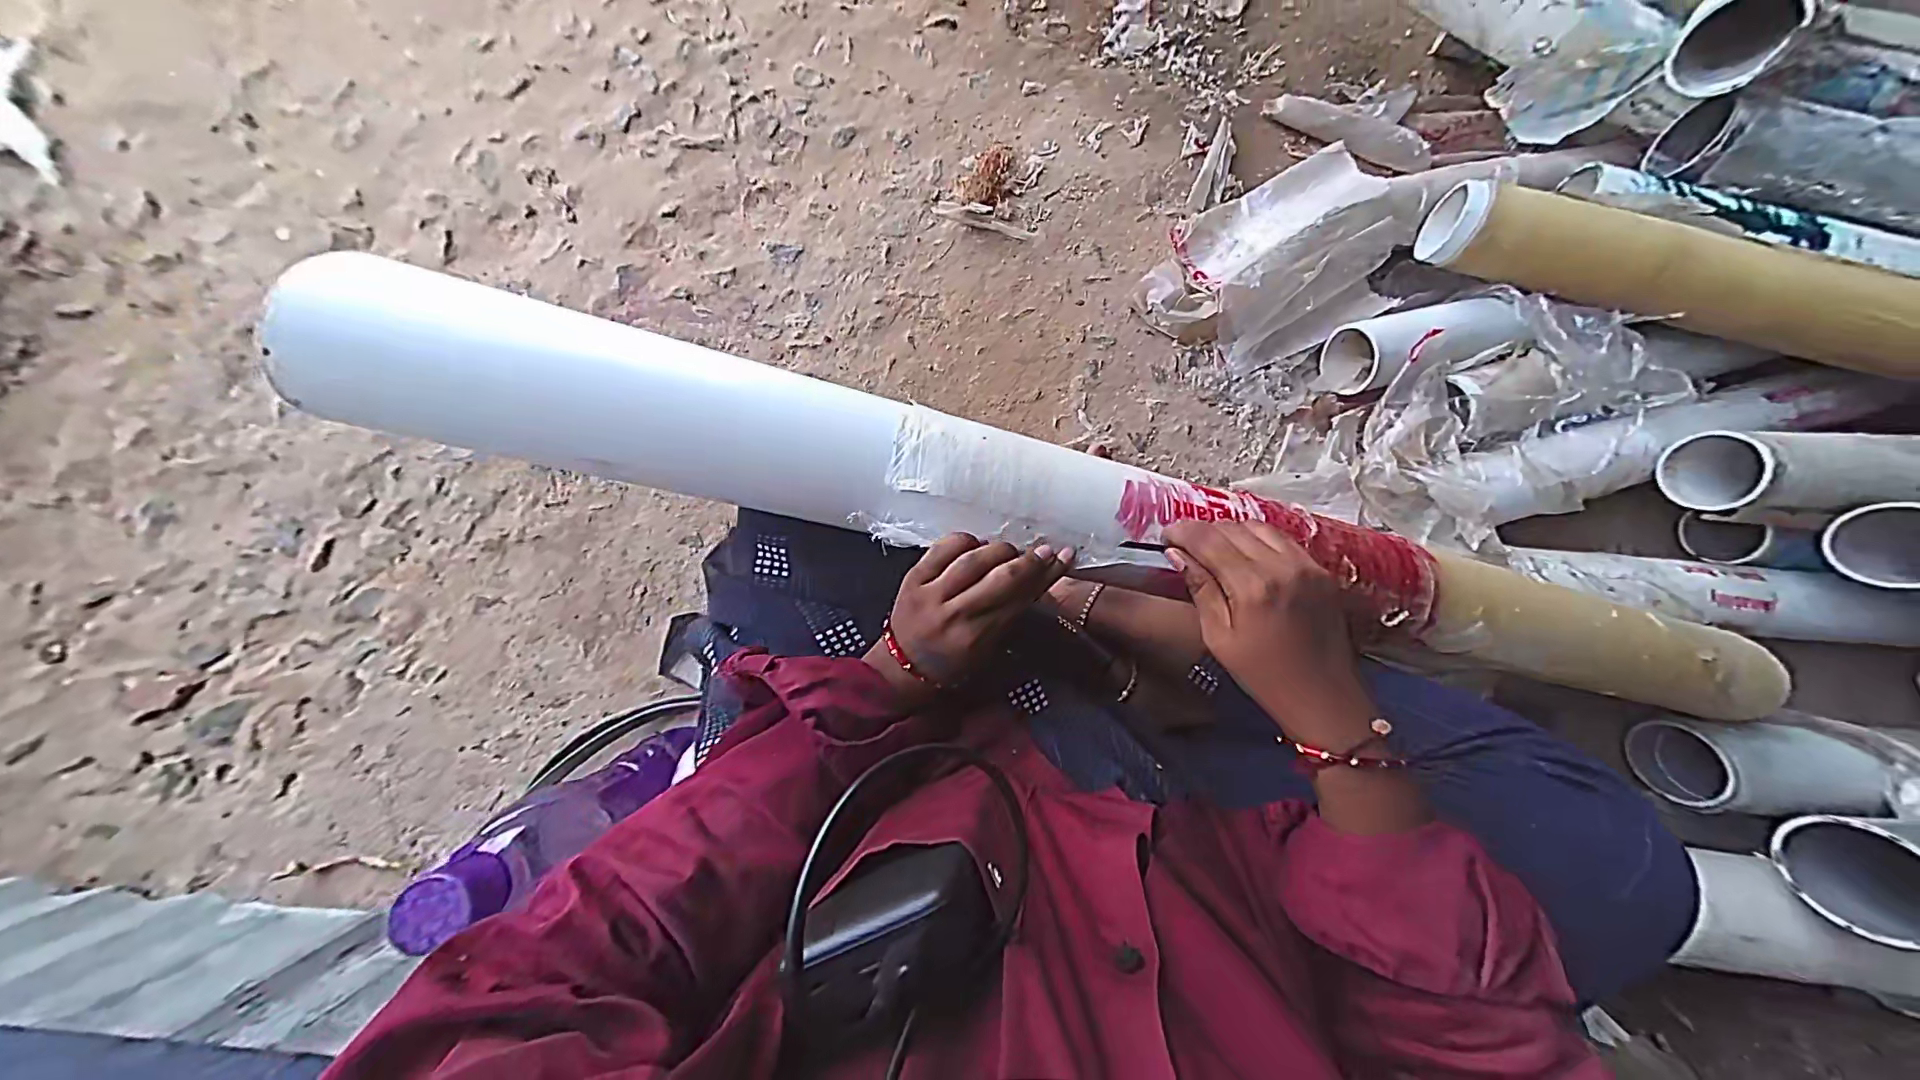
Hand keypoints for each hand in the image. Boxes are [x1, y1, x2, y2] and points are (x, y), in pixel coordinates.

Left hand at [865, 534, 1074, 705]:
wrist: (900, 668)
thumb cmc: (951, 665)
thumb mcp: (986, 652)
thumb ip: (1010, 617)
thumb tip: (1041, 577)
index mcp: (975, 638)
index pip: (1018, 600)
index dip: (1044, 576)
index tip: (1064, 557)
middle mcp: (953, 614)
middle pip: (1000, 577)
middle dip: (1028, 561)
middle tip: (1043, 551)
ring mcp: (930, 593)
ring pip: (974, 559)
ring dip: (999, 550)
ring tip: (1010, 551)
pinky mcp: (912, 578)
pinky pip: (943, 548)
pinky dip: (965, 541)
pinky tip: (977, 544)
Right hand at [1162, 521, 1365, 726]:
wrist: (1324, 696)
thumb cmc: (1263, 675)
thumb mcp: (1219, 637)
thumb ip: (1200, 589)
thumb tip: (1178, 555)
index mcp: (1252, 586)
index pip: (1208, 539)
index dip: (1181, 531)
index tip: (1166, 536)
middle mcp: (1281, 566)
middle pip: (1232, 527)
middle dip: (1202, 530)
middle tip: (1184, 544)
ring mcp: (1306, 565)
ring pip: (1258, 526)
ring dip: (1230, 530)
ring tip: (1213, 547)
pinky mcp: (1321, 570)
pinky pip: (1282, 539)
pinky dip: (1257, 538)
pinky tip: (1245, 554)